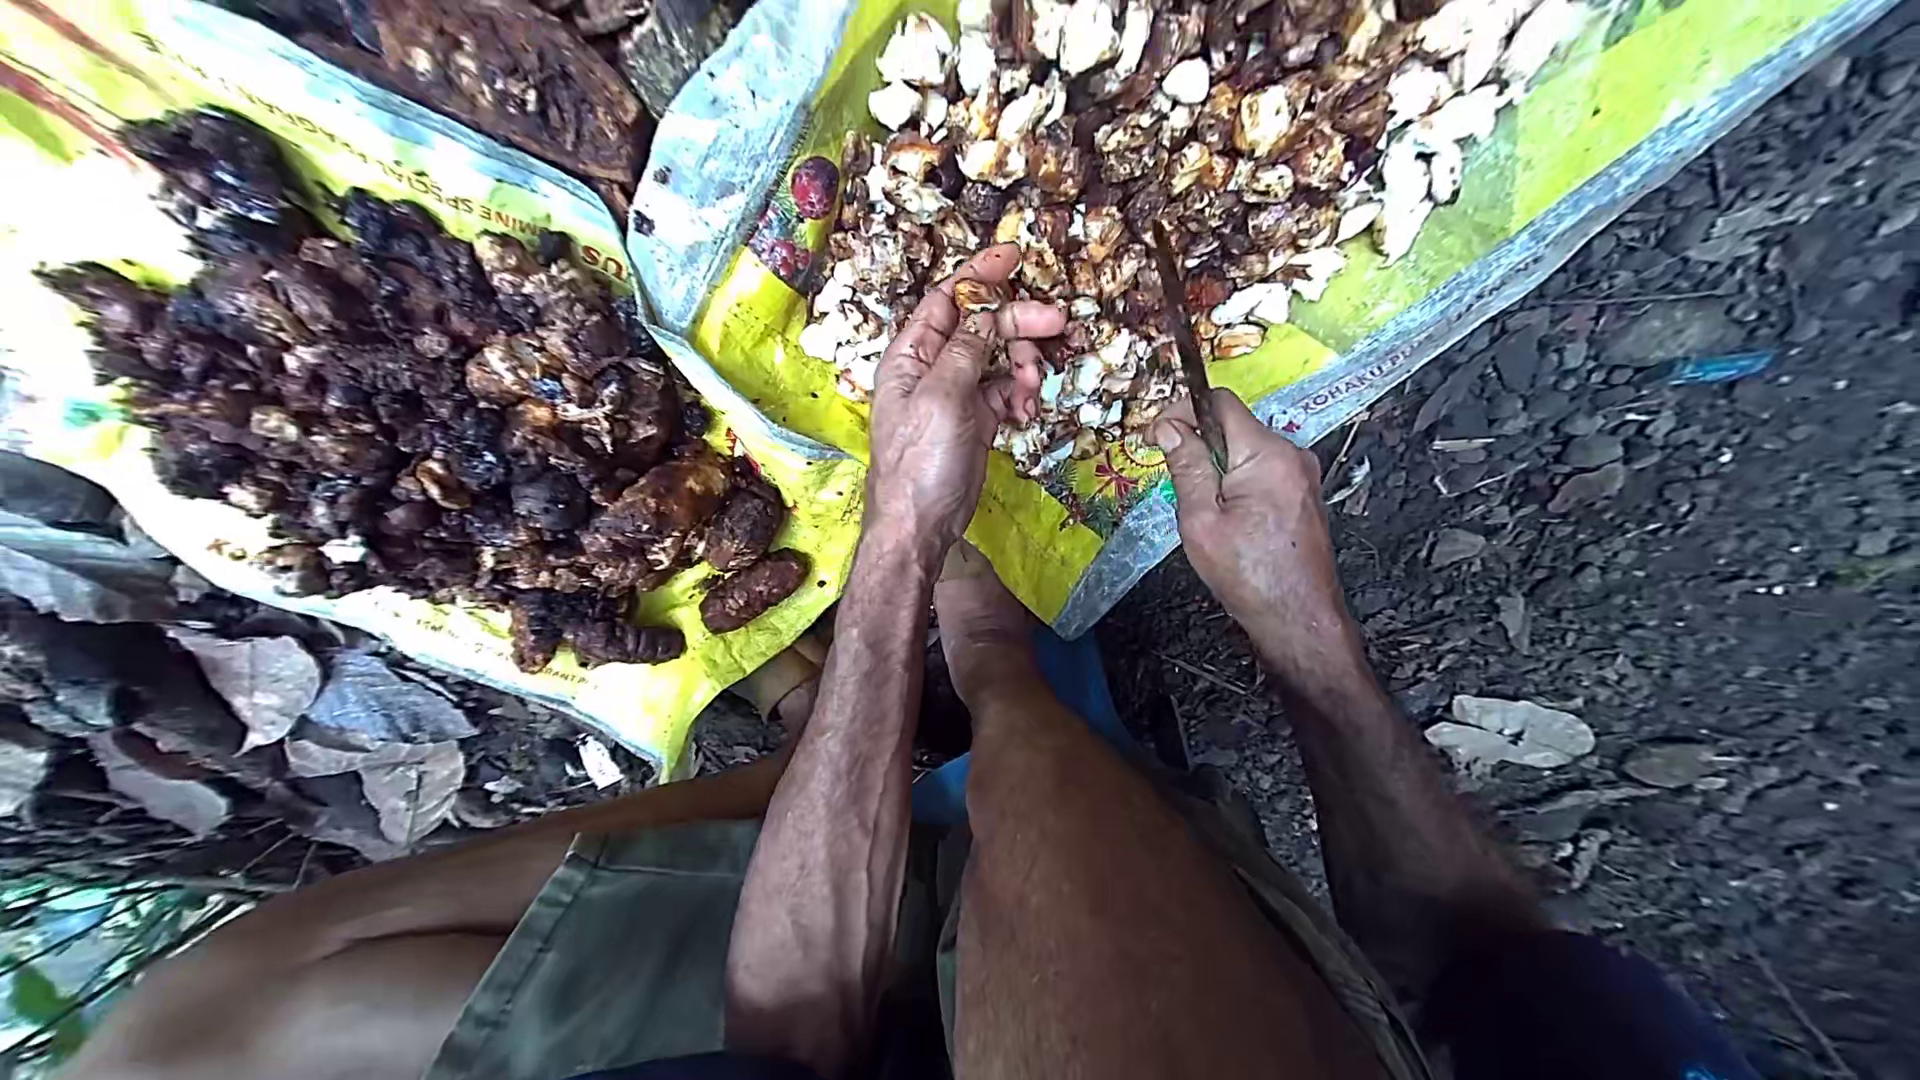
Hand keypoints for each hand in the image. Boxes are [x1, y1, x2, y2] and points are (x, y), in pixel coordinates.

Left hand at [866, 244, 1063, 560]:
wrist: (922, 524)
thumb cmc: (919, 462)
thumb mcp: (941, 398)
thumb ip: (965, 350)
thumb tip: (986, 313)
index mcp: (913, 355)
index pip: (948, 300)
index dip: (980, 278)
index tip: (1015, 257)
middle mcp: (934, 368)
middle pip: (982, 327)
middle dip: (1018, 325)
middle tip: (1056, 325)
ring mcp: (958, 393)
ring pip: (1000, 358)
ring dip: (1022, 368)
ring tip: (1029, 393)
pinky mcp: (977, 418)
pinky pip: (1005, 392)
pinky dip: (1020, 396)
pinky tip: (1024, 412)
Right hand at [1152, 391, 1363, 683]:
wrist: (1297, 618)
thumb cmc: (1246, 574)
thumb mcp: (1201, 520)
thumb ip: (1187, 467)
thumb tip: (1169, 427)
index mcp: (1266, 454)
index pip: (1220, 402)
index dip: (1181, 411)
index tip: (1156, 438)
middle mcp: (1291, 454)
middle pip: (1232, 425)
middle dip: (1196, 442)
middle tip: (1169, 476)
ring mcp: (1301, 473)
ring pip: (1244, 449)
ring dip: (1213, 464)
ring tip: (1195, 504)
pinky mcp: (1302, 492)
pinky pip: (1260, 469)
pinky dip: (1234, 479)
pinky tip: (1223, 514)